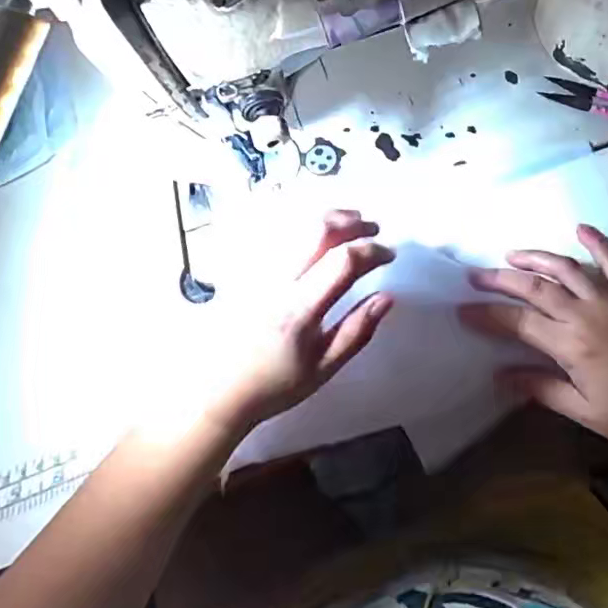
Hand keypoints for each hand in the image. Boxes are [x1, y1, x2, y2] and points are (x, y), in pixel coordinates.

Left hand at [202, 211, 396, 437]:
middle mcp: (275, 282)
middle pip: (316, 230)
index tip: (389, 254)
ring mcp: (255, 271)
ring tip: (349, 221)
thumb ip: (357, 331)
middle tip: (372, 228)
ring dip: (327, 217)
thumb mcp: (323, 368)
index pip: (342, 261)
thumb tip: (386, 298)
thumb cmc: (273, 384)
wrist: (218, 390)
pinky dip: (299, 224)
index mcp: (299, 309)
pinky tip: (313, 230)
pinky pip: (273, 233)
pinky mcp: (242, 270)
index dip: (372, 250)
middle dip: (351, 221)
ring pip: (294, 224)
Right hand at [461, 224, 607, 467]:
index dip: (486, 315)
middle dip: (499, 279)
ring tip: (511, 255)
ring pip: (566, 269)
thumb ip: (541, 388)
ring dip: (536, 257)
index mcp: (571, 344)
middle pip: (534, 287)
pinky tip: (582, 229)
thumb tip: (501, 377)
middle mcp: (587, 314)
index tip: (462, 311)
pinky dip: (599, 244)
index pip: (517, 322)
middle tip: (474, 276)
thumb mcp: (585, 411)